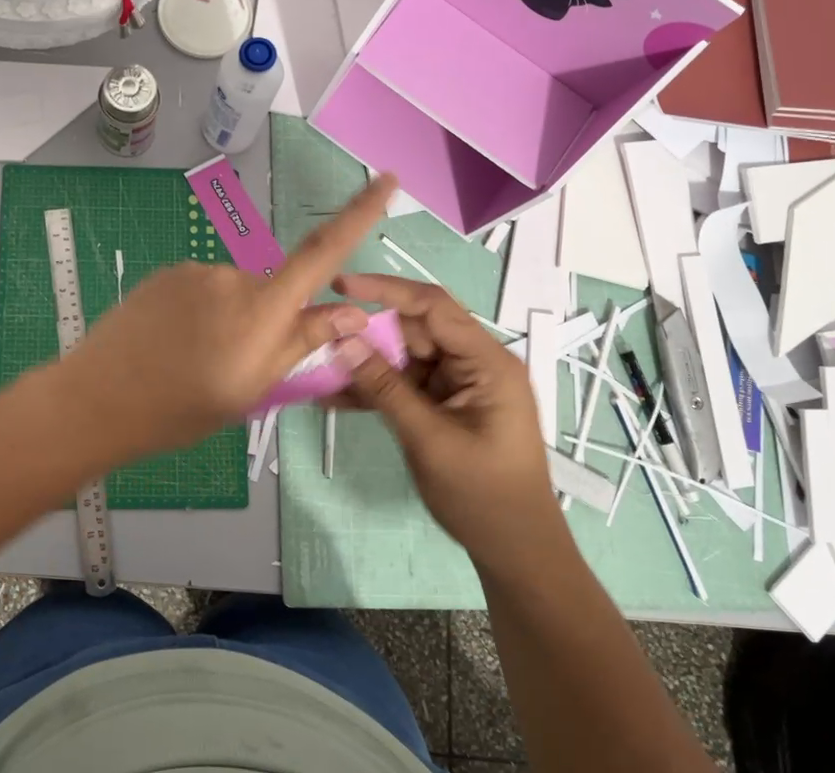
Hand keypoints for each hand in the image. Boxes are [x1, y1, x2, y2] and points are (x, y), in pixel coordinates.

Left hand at [50, 175, 396, 462]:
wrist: (96, 398)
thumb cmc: (180, 409)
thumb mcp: (252, 389)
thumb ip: (301, 344)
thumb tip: (353, 313)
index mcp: (261, 309)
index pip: (322, 254)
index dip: (358, 215)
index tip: (385, 180)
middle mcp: (231, 276)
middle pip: (271, 289)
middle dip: (267, 320)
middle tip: (234, 367)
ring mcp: (194, 271)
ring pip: (234, 292)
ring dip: (230, 319)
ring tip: (194, 362)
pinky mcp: (166, 274)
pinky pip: (202, 289)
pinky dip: (200, 314)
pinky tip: (172, 345)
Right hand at [328, 274, 567, 575]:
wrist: (515, 549)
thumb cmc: (483, 496)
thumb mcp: (430, 440)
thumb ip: (386, 389)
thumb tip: (343, 343)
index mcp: (488, 363)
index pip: (433, 308)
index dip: (387, 291)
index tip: (342, 285)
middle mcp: (476, 364)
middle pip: (415, 330)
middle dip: (368, 331)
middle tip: (321, 336)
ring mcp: (460, 385)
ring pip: (404, 357)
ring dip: (365, 364)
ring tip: (320, 370)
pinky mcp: (445, 406)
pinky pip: (405, 385)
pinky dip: (374, 391)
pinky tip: (335, 399)